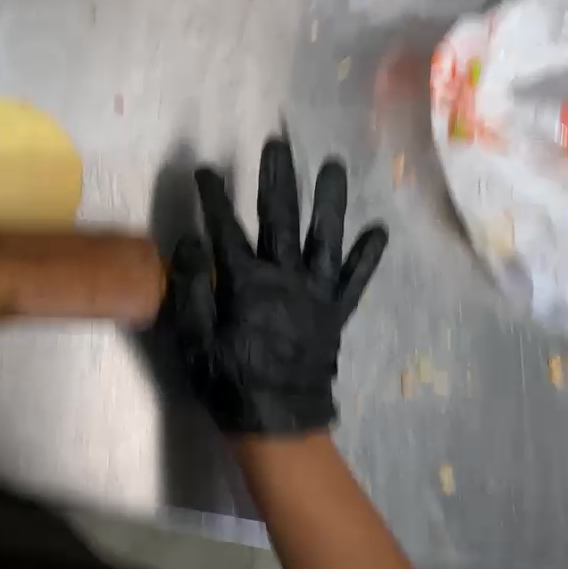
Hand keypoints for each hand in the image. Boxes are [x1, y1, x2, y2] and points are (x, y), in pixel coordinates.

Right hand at [162, 137, 385, 435]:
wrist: (276, 423)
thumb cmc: (225, 378)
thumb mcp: (192, 337)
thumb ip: (190, 287)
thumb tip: (189, 241)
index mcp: (246, 284)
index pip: (225, 228)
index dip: (214, 197)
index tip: (206, 171)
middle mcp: (285, 279)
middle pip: (281, 218)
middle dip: (277, 178)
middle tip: (276, 145)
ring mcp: (316, 294)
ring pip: (324, 238)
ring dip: (329, 200)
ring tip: (333, 165)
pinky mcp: (336, 313)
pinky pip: (355, 280)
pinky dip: (367, 255)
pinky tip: (378, 230)